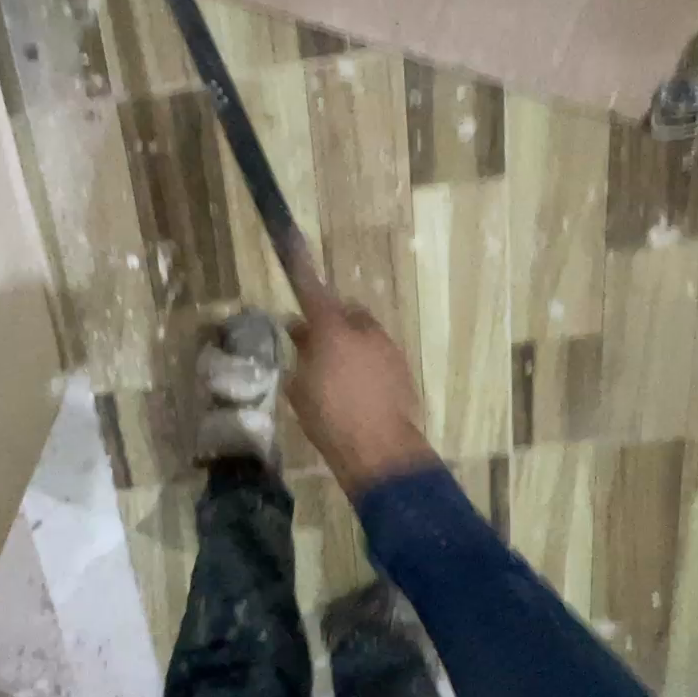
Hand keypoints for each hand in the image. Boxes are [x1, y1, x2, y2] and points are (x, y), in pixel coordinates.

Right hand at [286, 290, 438, 496]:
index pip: (312, 292)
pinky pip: (379, 355)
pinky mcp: (403, 370)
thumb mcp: (298, 387)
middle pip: (346, 312)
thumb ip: (300, 353)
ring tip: (335, 372)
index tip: (294, 247)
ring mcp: (388, 348)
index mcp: (333, 330)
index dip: (302, 271)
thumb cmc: (328, 417)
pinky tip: (356, 388)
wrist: (378, 449)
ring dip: (351, 343)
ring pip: (365, 334)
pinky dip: (367, 363)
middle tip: (314, 343)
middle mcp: (364, 331)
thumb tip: (299, 330)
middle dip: (332, 321)